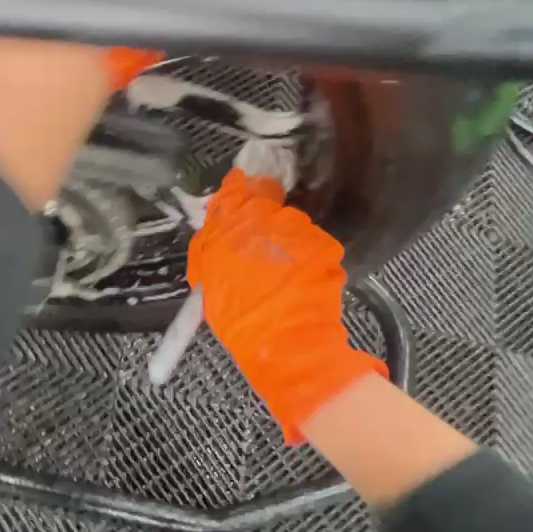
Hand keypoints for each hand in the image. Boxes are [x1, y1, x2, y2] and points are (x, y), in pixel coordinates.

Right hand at [188, 170, 385, 442]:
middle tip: (256, 246)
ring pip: (290, 223)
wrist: (284, 343)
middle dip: (262, 219)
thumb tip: (216, 220)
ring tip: (278, 271)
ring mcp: (300, 231)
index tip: (238, 192)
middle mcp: (268, 218)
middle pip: (266, 202)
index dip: (237, 190)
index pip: (235, 188)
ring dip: (284, 238)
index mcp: (232, 224)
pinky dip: (305, 256)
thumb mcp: (207, 280)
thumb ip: (210, 244)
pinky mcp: (325, 246)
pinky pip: (311, 243)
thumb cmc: (237, 317)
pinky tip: (297, 279)